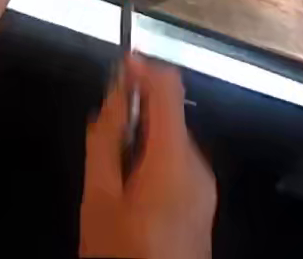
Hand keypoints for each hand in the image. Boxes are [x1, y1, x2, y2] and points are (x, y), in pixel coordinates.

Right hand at [80, 57, 215, 258]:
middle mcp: (198, 166)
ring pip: (169, 138)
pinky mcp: (202, 204)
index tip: (119, 63)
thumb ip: (105, 138)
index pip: (168, 86)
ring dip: (140, 139)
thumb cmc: (122, 256)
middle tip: (102, 136)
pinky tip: (129, 192)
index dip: (143, 66)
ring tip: (111, 174)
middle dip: (135, 115)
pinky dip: (151, 160)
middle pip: (168, 114)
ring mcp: (204, 187)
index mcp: (175, 159)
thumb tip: (116, 93)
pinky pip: (176, 162)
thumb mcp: (98, 198)